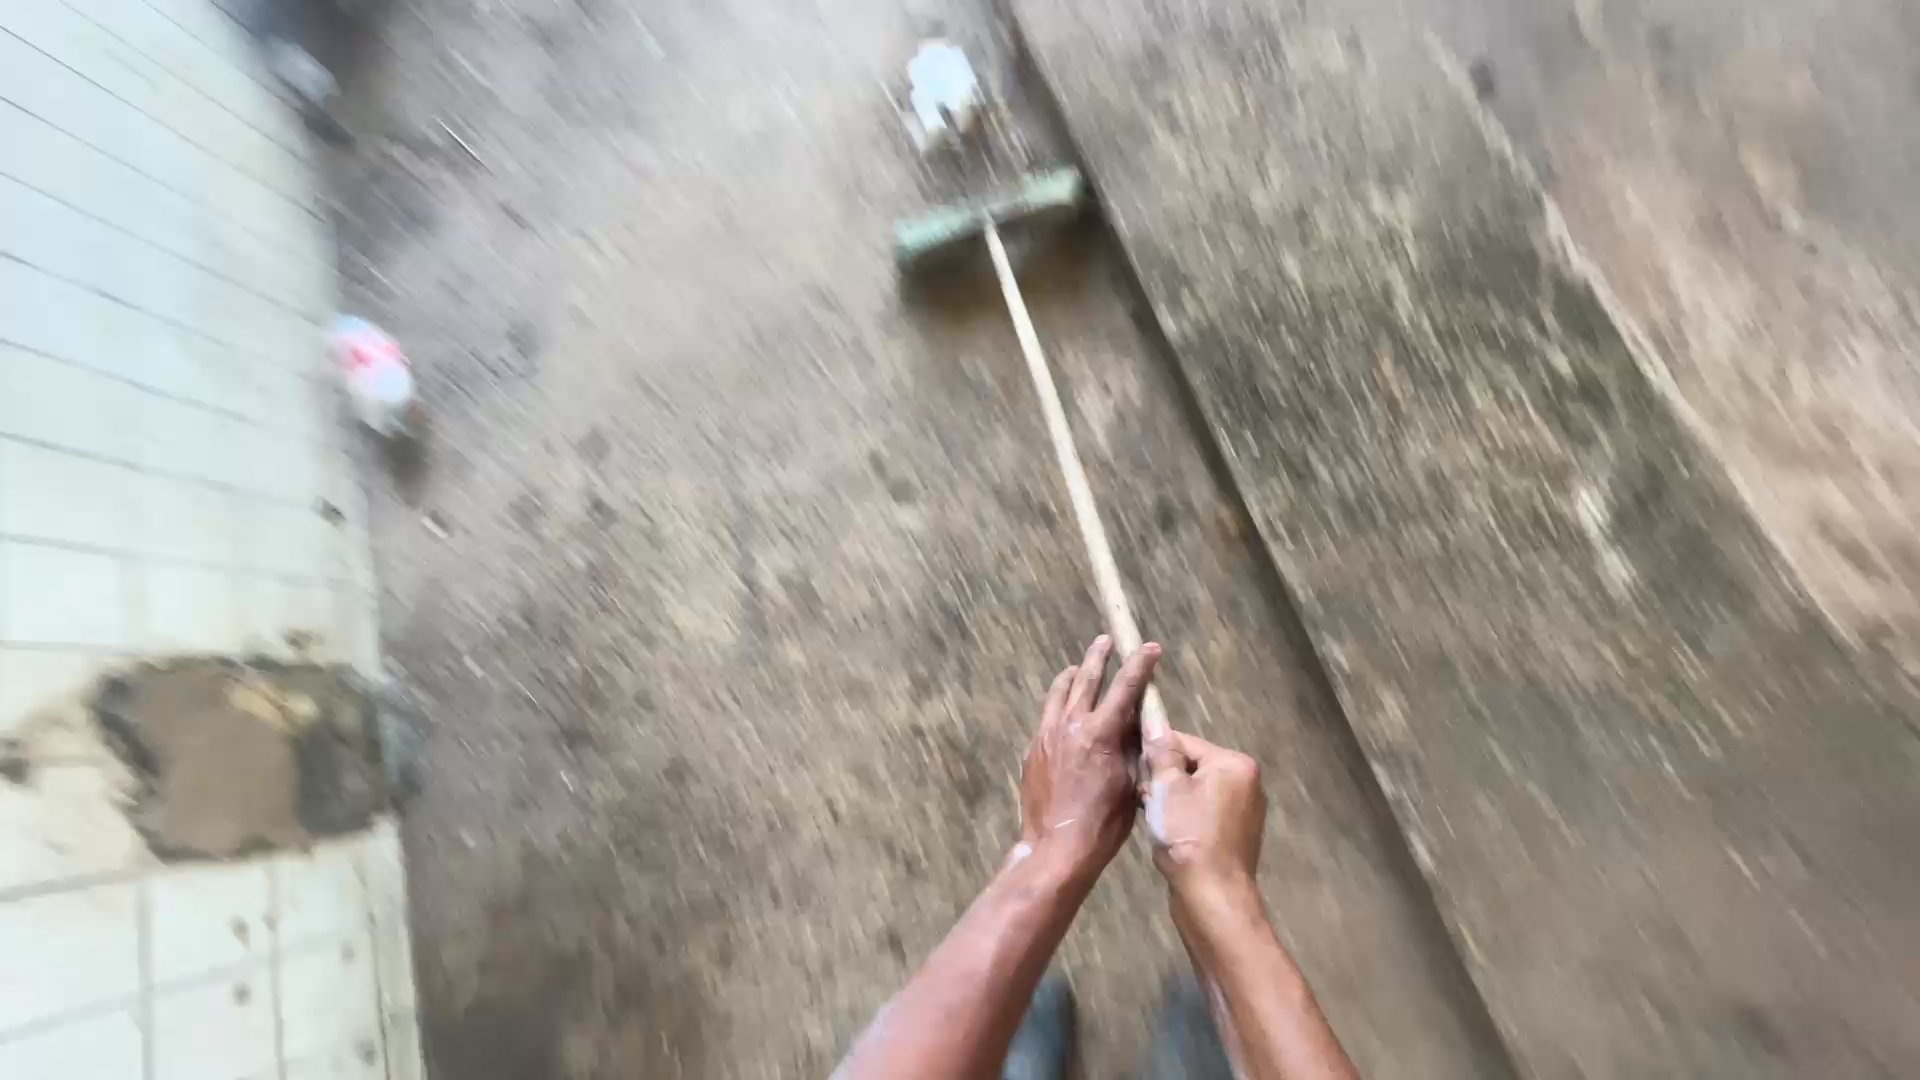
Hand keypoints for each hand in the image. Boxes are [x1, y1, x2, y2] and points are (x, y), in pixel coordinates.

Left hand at [1017, 636, 1161, 871]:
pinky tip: (1065, 712)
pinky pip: (1048, 716)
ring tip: (1078, 667)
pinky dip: (1059, 706)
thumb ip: (1129, 747)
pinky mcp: (1034, 749)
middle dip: (1098, 656)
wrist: (1056, 847)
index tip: (1149, 647)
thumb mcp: (1129, 782)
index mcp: (1100, 733)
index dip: (1140, 664)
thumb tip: (1130, 724)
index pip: (1125, 687)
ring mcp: (1047, 735)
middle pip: (1085, 678)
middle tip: (1105, 640)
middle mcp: (1070, 725)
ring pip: (1058, 693)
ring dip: (1072, 676)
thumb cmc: (1103, 822)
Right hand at [1140, 729, 1266, 900]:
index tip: (1136, 774)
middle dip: (1160, 779)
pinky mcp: (1233, 833)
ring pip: (1191, 789)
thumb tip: (1152, 712)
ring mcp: (1242, 810)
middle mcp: (1245, 781)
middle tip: (1144, 800)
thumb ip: (1159, 749)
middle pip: (1187, 764)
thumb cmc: (1189, 836)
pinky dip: (1181, 816)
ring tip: (1153, 818)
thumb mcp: (1166, 786)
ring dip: (1167, 799)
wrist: (1212, 899)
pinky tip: (1166, 831)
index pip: (1181, 741)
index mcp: (1234, 763)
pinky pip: (1200, 811)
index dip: (1153, 755)